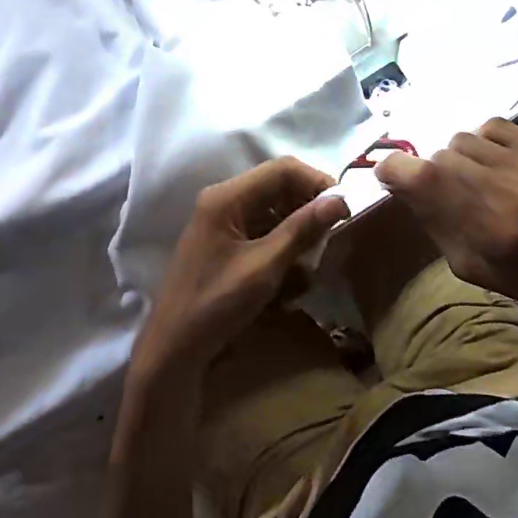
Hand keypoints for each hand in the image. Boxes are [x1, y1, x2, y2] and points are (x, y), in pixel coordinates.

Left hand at [134, 157, 349, 382]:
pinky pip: (264, 227)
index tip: (344, 208)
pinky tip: (294, 266)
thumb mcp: (264, 267)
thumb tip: (340, 201)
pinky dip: (284, 241)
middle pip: (279, 184)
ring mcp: (223, 220)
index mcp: (226, 197)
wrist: (173, 348)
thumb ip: (301, 230)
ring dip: (299, 225)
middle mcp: (224, 199)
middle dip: (309, 205)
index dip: (318, 182)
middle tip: (334, 232)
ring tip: (315, 253)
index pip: (283, 169)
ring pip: (274, 206)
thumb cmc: (216, 305)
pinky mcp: (226, 241)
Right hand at [375, 118, 517, 314]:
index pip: (420, 177)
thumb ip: (433, 220)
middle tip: (450, 190)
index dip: (394, 170)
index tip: (392, 176)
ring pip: (465, 137)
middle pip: (441, 155)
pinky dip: (486, 142)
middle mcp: (507, 188)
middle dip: (434, 170)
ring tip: (478, 177)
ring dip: (461, 156)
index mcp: (484, 227)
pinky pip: (495, 127)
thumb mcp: (467, 265)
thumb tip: (400, 182)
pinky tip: (496, 162)